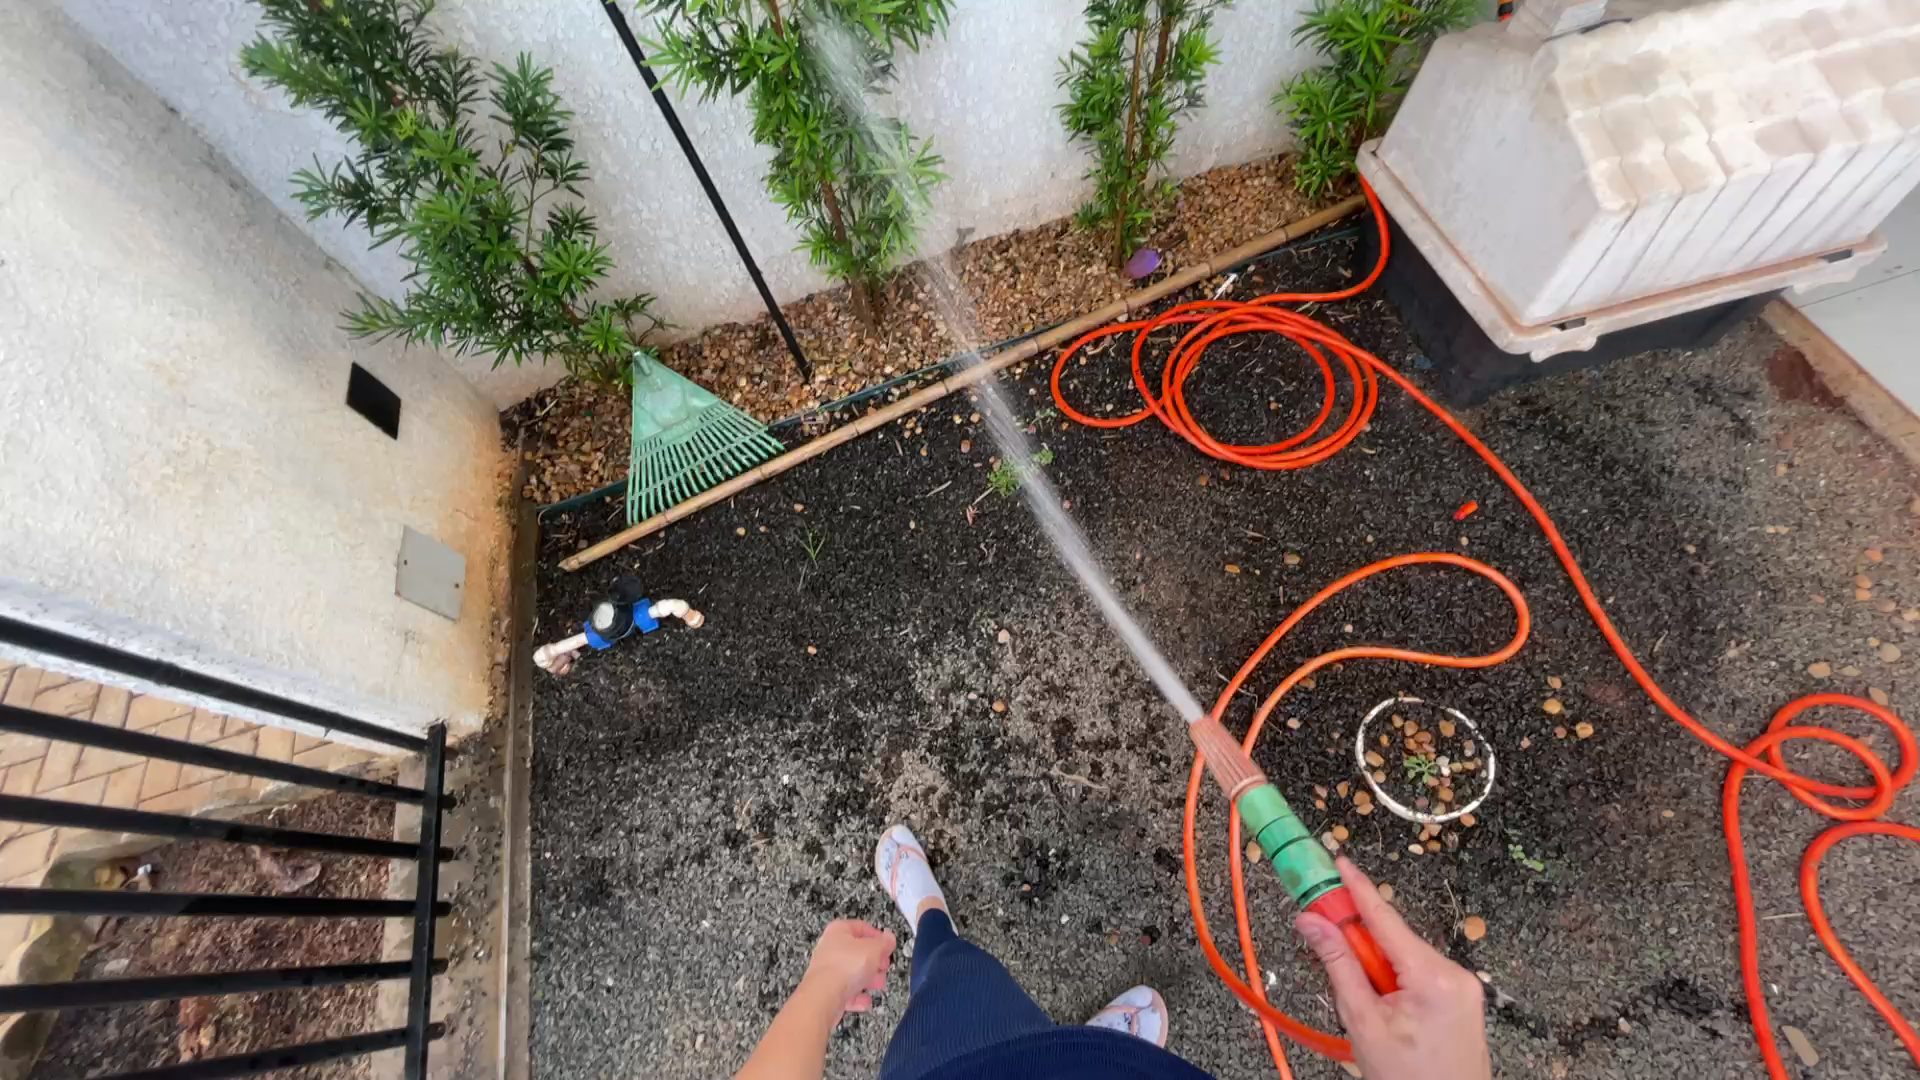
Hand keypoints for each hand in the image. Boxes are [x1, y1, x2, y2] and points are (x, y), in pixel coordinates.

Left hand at [799, 919, 894, 1016]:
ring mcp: (826, 970)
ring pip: (851, 972)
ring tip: (879, 984)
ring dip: (867, 979)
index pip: (861, 927)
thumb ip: (884, 943)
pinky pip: (844, 992)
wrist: (823, 997)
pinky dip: (856, 996)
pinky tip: (866, 1001)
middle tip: (884, 966)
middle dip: (873, 960)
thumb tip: (889, 937)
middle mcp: (829, 948)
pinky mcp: (825, 991)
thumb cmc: (847, 966)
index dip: (877, 936)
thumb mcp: (874, 949)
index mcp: (839, 931)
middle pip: (856, 951)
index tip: (887, 945)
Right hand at [1295, 857, 1491, 1079]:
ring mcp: (1462, 986)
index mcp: (1433, 977)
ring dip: (1374, 961)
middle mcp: (1455, 974)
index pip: (1384, 917)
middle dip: (1357, 936)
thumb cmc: (1405, 1079)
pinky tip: (1380, 1000)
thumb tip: (1308, 920)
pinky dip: (1391, 974)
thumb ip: (1336, 962)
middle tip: (1323, 933)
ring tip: (1362, 997)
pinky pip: (1416, 970)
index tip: (1338, 860)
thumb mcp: (1362, 1019)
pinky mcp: (1461, 998)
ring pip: (1401, 953)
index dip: (1357, 886)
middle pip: (1390, 935)